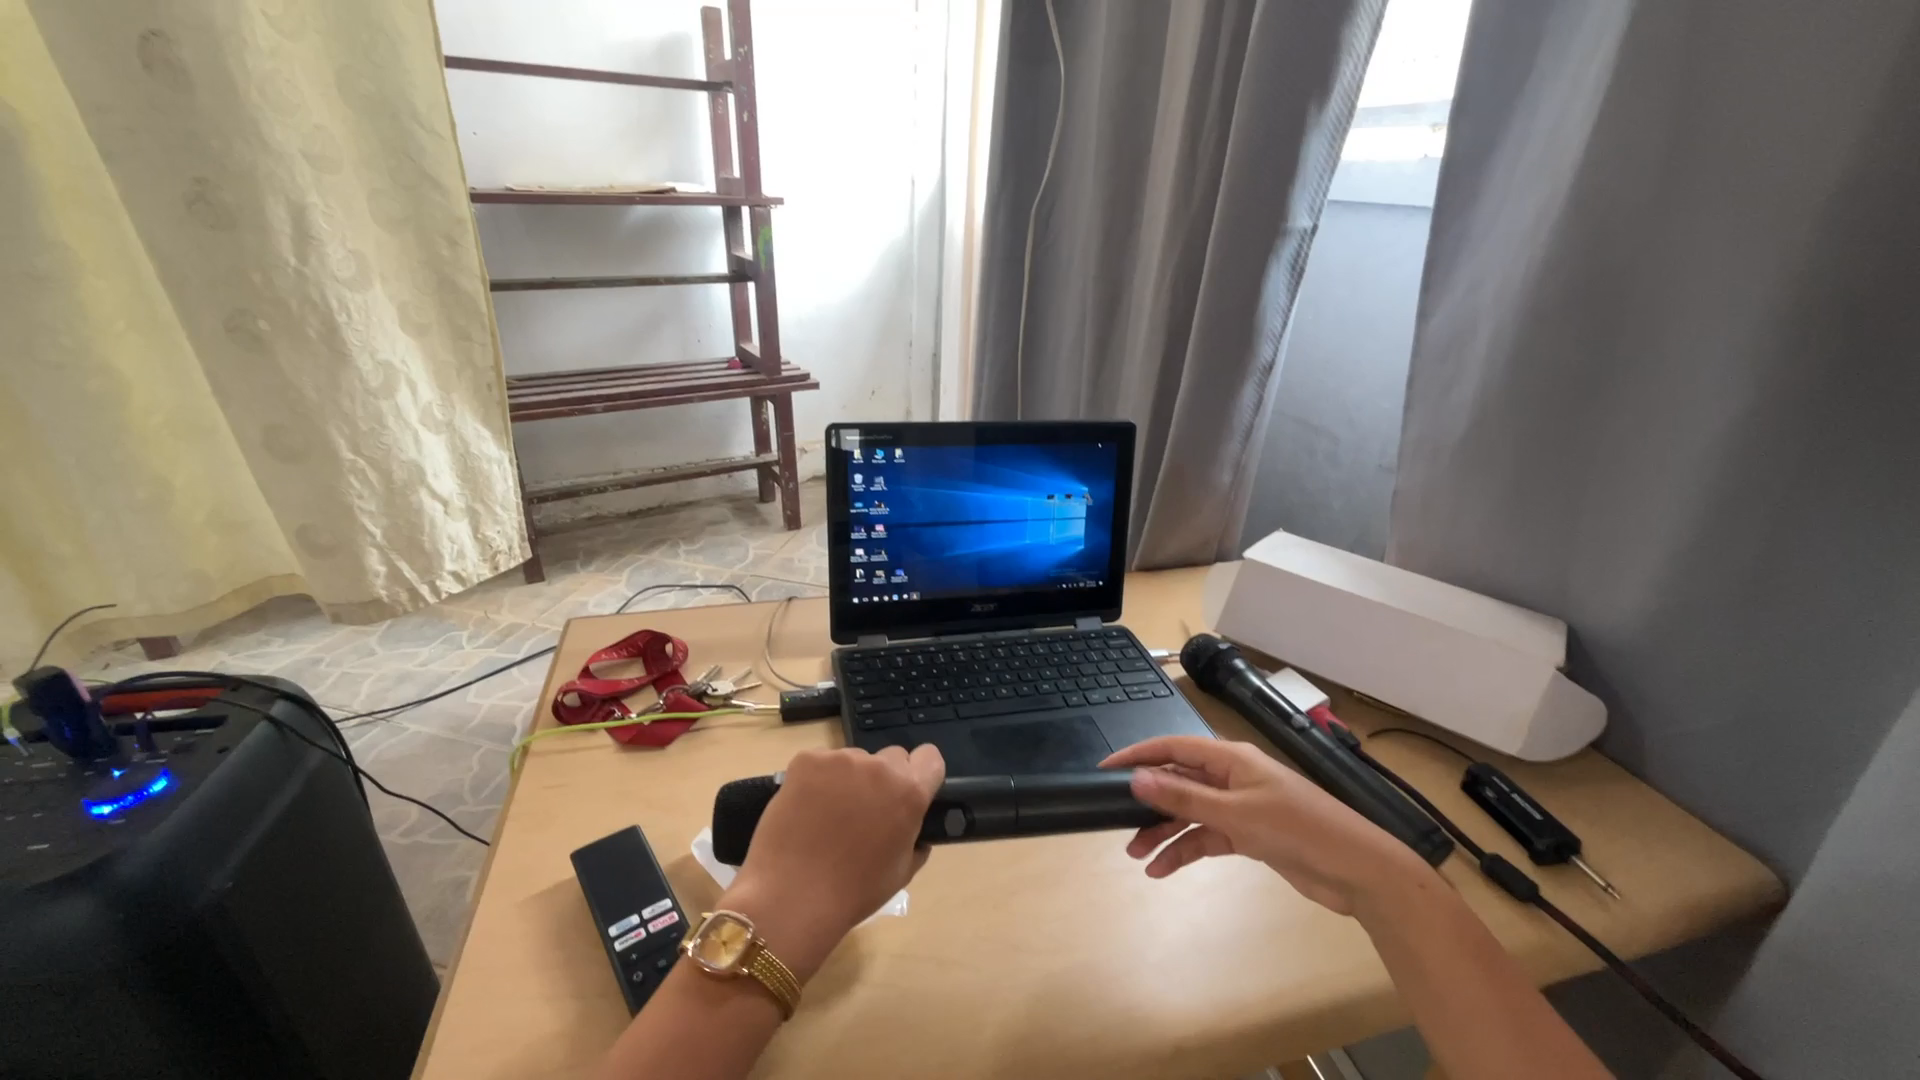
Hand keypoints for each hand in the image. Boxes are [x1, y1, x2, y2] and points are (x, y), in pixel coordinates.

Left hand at [720, 745, 944, 978]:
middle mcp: (879, 767)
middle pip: (890, 758)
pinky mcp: (806, 760)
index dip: (920, 773)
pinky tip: (806, 808)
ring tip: (827, 816)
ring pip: (853, 761)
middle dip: (882, 779)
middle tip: (863, 812)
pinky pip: (820, 763)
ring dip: (847, 780)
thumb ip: (916, 840)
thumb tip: (911, 828)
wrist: (793, 896)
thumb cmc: (854, 891)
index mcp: (909, 792)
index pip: (930, 757)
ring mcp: (841, 759)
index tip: (907, 791)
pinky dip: (816, 780)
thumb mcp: (902, 872)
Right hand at [1102, 735, 1431, 915]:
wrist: (1356, 870)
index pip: (1173, 747)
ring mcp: (1240, 806)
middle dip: (1147, 801)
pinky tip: (1163, 870)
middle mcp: (1231, 777)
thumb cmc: (1296, 829)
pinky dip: (1185, 851)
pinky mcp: (1248, 834)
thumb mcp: (1235, 814)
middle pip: (1178, 781)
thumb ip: (1183, 797)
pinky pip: (1206, 837)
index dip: (1137, 755)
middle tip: (1114, 819)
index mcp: (1229, 758)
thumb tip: (1137, 778)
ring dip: (1162, 831)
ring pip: (1188, 812)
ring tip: (1135, 854)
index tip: (1104, 769)